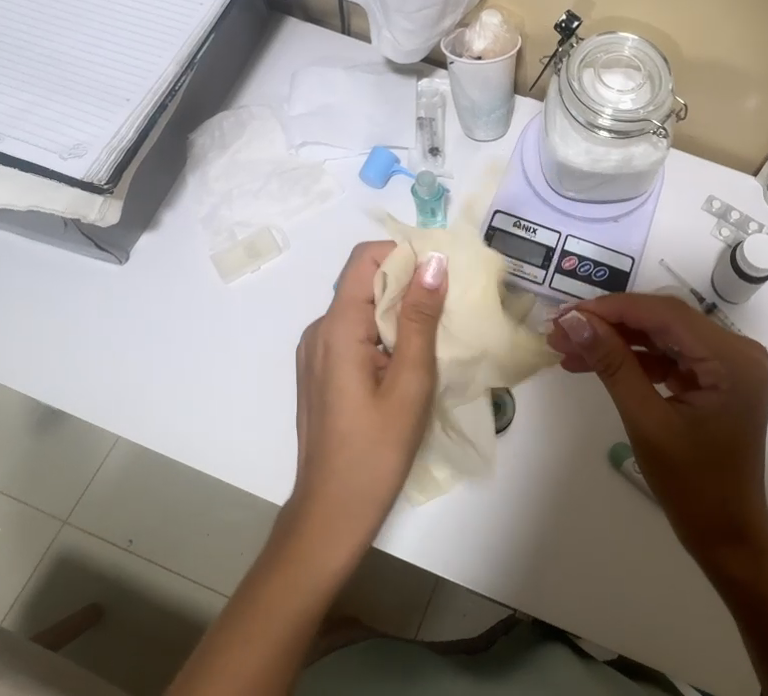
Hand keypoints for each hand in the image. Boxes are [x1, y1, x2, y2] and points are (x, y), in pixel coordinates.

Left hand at [287, 241, 446, 552]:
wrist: (331, 513)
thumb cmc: (375, 451)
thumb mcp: (410, 383)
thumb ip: (421, 319)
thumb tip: (434, 262)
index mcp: (337, 328)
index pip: (365, 259)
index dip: (405, 254)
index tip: (444, 273)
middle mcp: (318, 331)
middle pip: (364, 282)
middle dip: (409, 284)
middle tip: (451, 309)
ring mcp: (315, 353)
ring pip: (362, 309)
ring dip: (399, 313)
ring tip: (436, 340)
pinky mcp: (321, 372)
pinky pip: (355, 334)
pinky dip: (385, 335)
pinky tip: (409, 365)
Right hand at [551, 294, 767, 571]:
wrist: (727, 534)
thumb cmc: (692, 485)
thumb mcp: (646, 421)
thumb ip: (613, 364)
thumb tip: (574, 321)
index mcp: (732, 358)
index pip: (665, 314)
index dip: (612, 308)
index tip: (566, 314)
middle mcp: (737, 351)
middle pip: (663, 320)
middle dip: (609, 324)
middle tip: (560, 330)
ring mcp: (728, 364)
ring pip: (662, 336)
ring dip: (617, 341)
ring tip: (567, 348)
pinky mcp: (715, 378)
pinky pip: (670, 356)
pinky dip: (634, 359)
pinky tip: (594, 364)